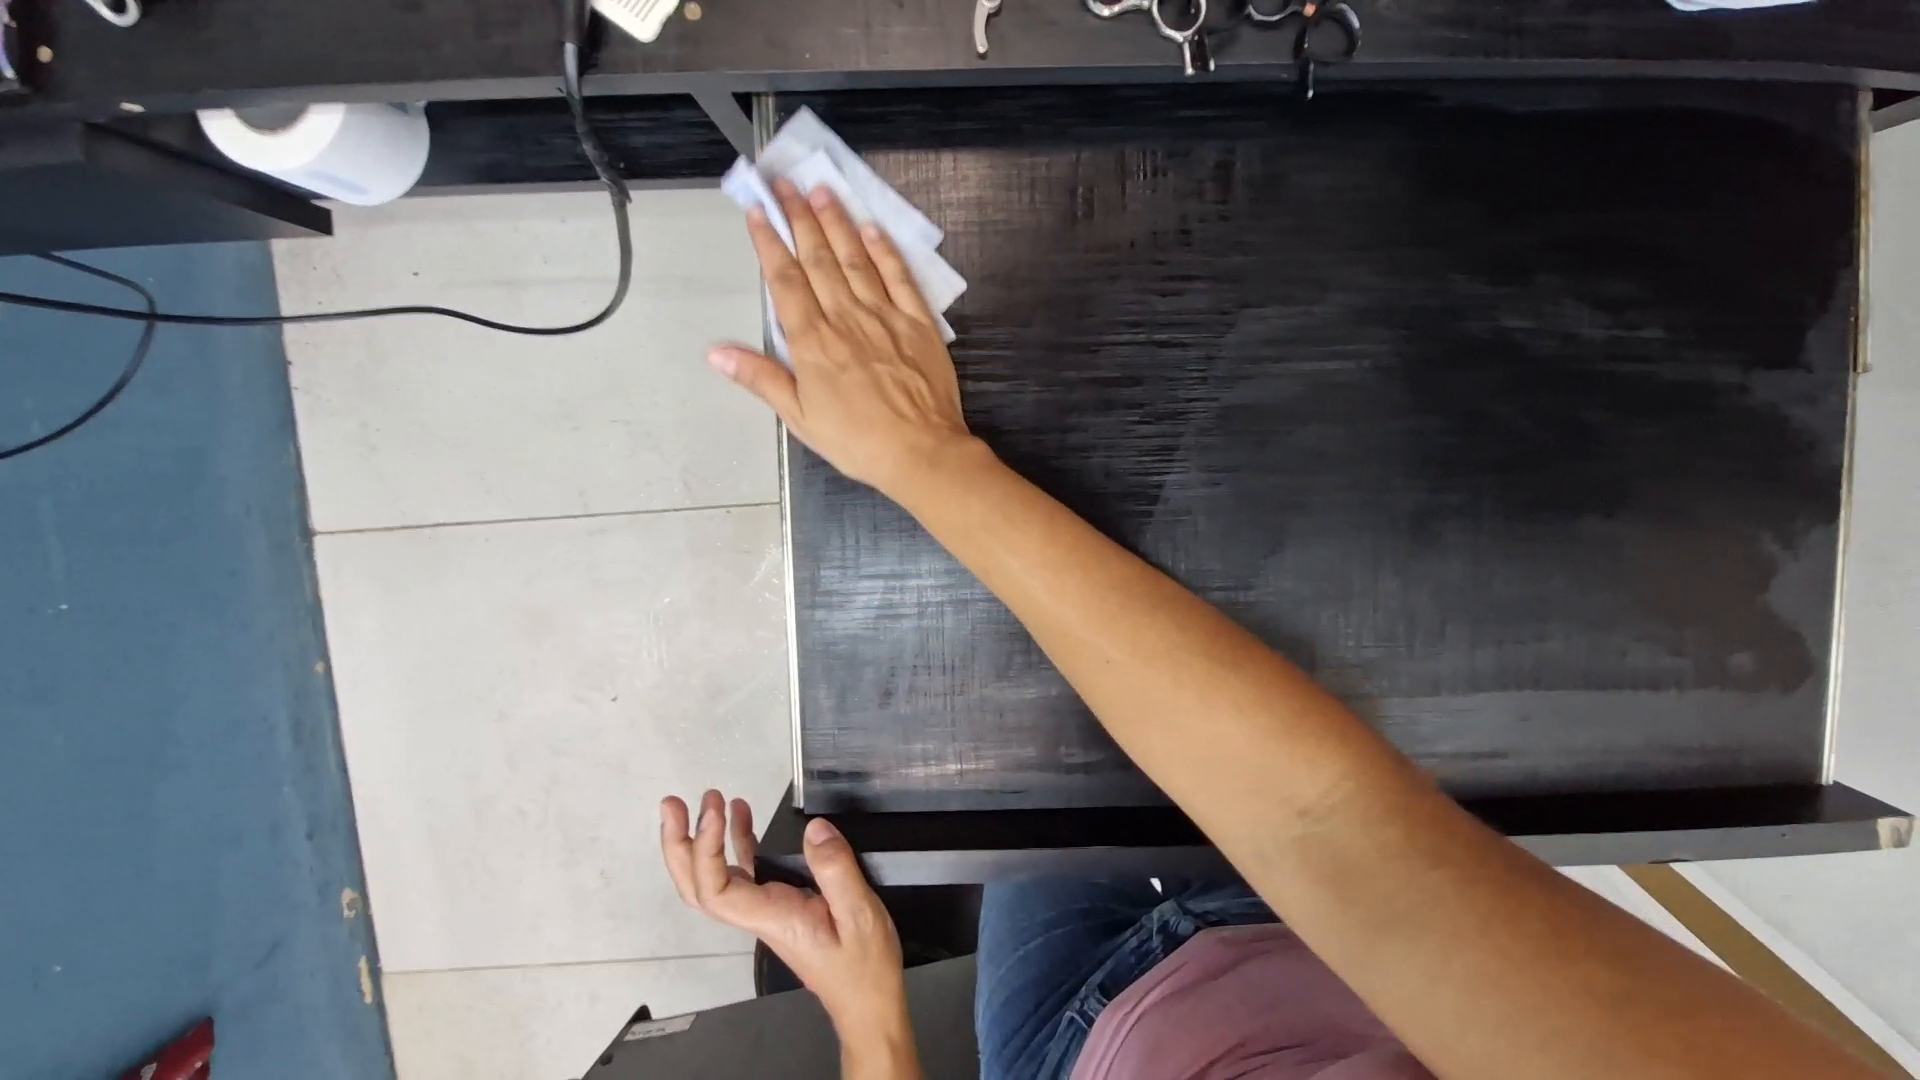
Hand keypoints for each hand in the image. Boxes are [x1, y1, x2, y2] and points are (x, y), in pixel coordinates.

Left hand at [660, 791, 907, 1032]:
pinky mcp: (777, 903)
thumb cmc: (863, 965)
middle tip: (674, 803)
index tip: (717, 809)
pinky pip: (743, 870)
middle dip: (681, 844)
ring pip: (714, 878)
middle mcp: (757, 914)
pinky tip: (740, 813)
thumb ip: (836, 870)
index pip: (716, 890)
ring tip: (706, 799)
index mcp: (771, 918)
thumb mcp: (860, 914)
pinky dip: (735, 840)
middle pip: (699, 886)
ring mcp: (764, 909)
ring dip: (701, 840)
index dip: (706, 849)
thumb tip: (815, 828)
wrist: (867, 1000)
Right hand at [708, 180, 979, 497]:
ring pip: (856, 260)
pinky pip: (899, 278)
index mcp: (814, 343)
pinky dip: (885, 251)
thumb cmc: (858, 442)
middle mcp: (847, 319)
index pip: (785, 282)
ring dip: (837, 224)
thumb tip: (717, 353)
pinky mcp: (919, 324)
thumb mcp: (801, 418)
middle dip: (800, 218)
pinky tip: (873, 229)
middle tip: (786, 184)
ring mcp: (885, 317)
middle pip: (819, 260)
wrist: (920, 452)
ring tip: (822, 191)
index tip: (760, 212)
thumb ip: (762, 379)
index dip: (771, 244)